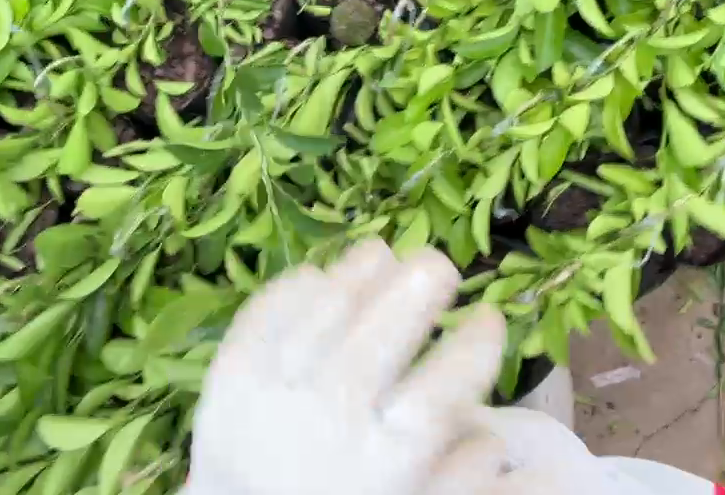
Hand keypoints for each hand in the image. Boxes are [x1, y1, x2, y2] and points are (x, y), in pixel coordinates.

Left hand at [182, 240, 506, 494]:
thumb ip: (454, 481)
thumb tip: (494, 435)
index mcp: (383, 466)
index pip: (439, 396)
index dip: (472, 348)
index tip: (489, 316)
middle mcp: (330, 420)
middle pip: (380, 339)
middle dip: (417, 288)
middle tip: (441, 262)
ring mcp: (274, 391)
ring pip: (324, 314)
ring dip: (358, 274)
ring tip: (384, 251)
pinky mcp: (231, 373)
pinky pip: (266, 315)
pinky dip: (294, 290)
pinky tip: (319, 274)